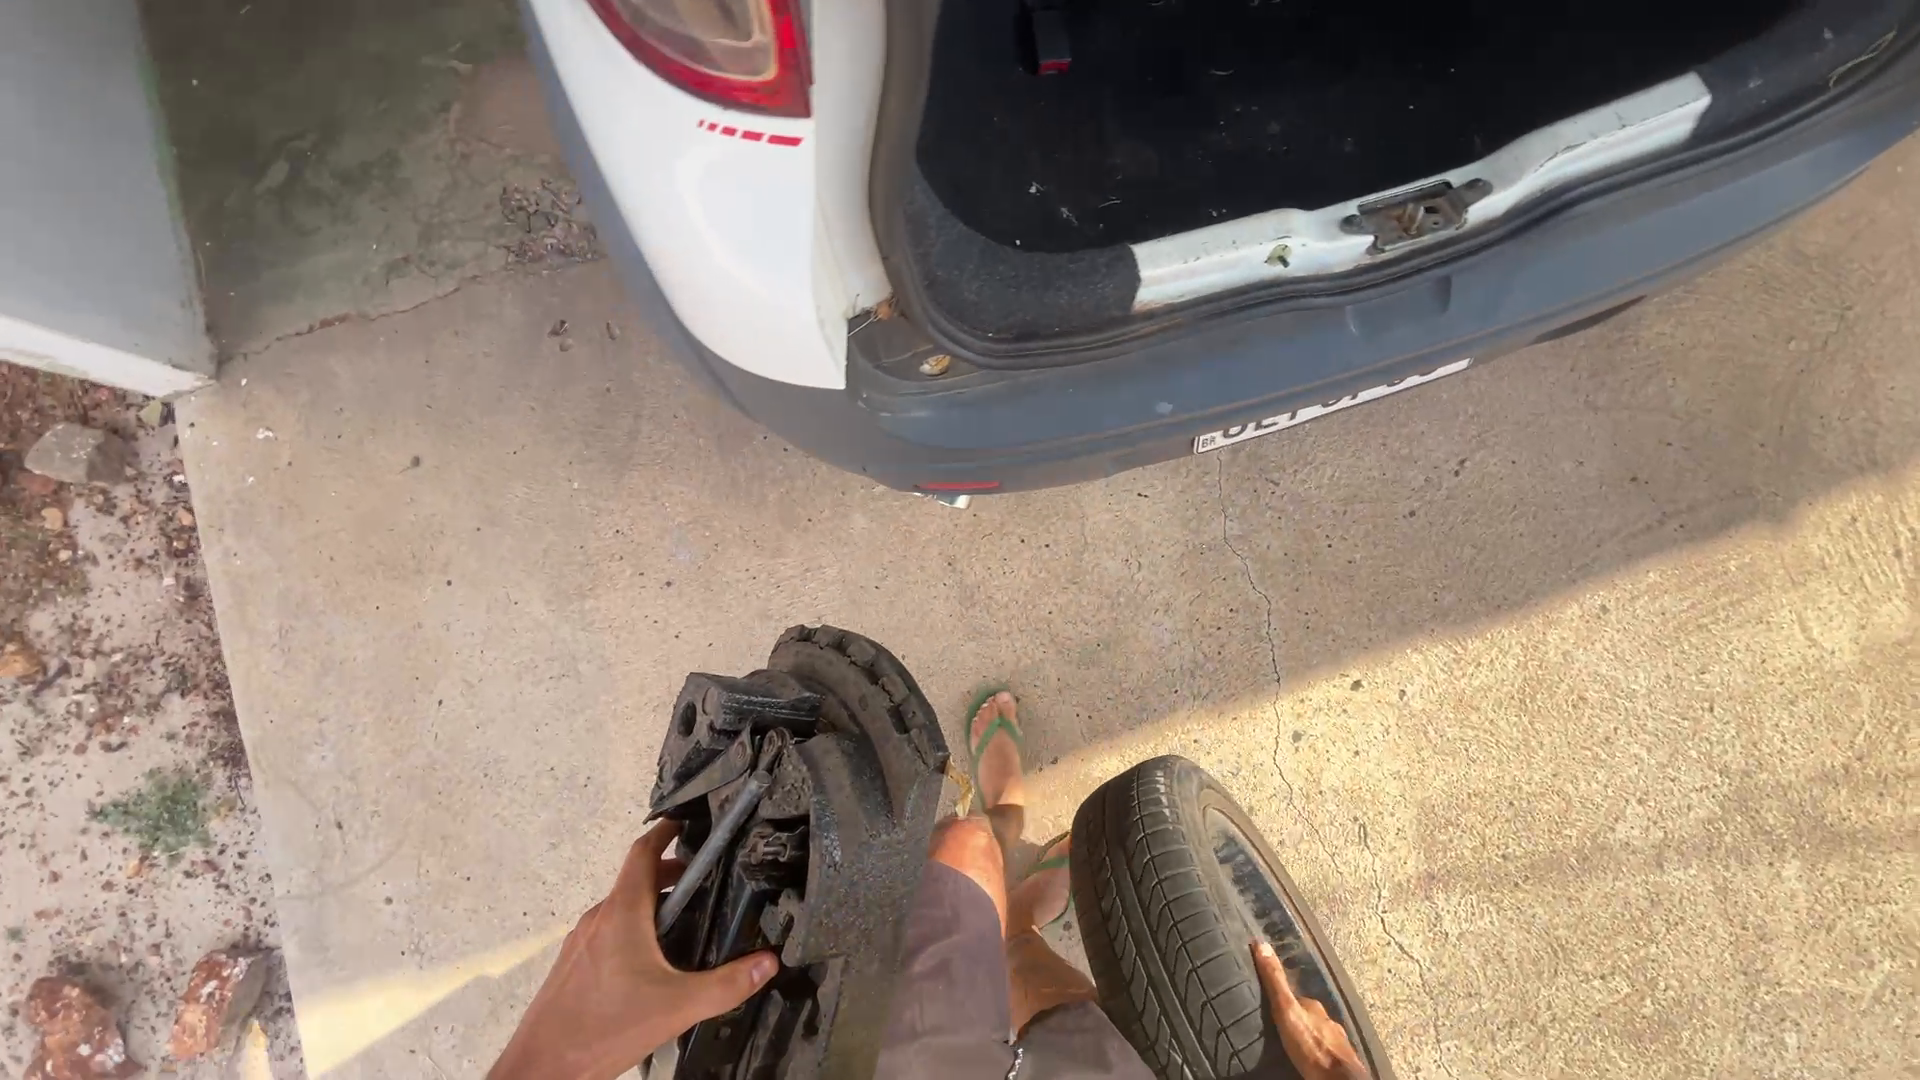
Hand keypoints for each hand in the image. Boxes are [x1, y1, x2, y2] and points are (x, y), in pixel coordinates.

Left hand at [490, 821, 779, 1079]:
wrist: (538, 1073)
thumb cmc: (603, 1030)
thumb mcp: (678, 1007)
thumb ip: (727, 984)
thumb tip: (768, 963)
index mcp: (623, 912)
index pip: (644, 851)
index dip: (667, 830)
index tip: (687, 821)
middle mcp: (599, 918)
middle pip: (637, 879)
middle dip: (670, 874)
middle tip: (703, 884)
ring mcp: (581, 942)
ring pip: (621, 907)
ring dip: (651, 904)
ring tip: (683, 926)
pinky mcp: (571, 966)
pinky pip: (608, 932)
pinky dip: (633, 929)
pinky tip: (650, 964)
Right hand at [1250, 941, 1370, 1079]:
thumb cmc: (1310, 1044)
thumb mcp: (1286, 1009)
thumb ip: (1275, 981)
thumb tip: (1261, 942)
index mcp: (1313, 1006)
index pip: (1296, 997)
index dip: (1283, 999)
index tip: (1269, 1004)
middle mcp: (1327, 1020)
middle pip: (1308, 1016)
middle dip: (1296, 1019)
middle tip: (1277, 1027)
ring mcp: (1337, 1041)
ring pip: (1318, 1034)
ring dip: (1307, 1036)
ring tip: (1291, 1044)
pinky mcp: (1341, 1061)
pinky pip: (1325, 1052)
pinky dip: (1316, 1052)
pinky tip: (1309, 1059)